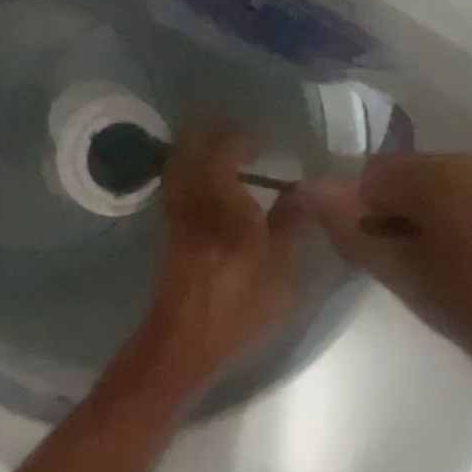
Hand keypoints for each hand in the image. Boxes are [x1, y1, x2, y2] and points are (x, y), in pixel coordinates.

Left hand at [136, 122, 315, 389]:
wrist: (185, 338)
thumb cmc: (240, 307)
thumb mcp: (281, 269)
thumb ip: (291, 223)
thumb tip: (301, 188)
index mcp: (223, 203)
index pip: (223, 149)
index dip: (240, 139)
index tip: (261, 143)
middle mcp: (193, 199)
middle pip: (191, 147)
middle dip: (212, 133)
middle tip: (240, 137)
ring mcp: (175, 212)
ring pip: (178, 162)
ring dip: (197, 148)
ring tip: (224, 152)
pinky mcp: (169, 228)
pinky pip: (175, 182)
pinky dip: (188, 169)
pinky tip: (208, 180)